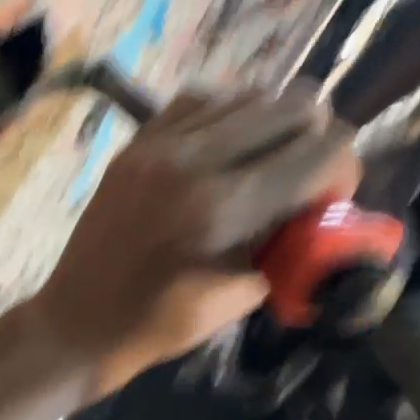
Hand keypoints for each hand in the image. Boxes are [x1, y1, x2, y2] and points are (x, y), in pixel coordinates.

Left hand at [28, 83, 360, 399]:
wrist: (75, 322)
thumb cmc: (157, 324)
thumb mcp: (241, 295)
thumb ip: (288, 243)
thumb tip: (316, 210)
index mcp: (224, 204)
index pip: (323, 147)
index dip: (343, 171)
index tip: (328, 201)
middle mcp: (191, 159)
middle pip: (292, 107)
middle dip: (314, 140)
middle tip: (300, 180)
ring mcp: (154, 147)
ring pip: (245, 96)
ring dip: (270, 124)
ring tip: (263, 164)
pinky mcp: (131, 148)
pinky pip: (194, 103)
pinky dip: (223, 115)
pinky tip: (223, 150)